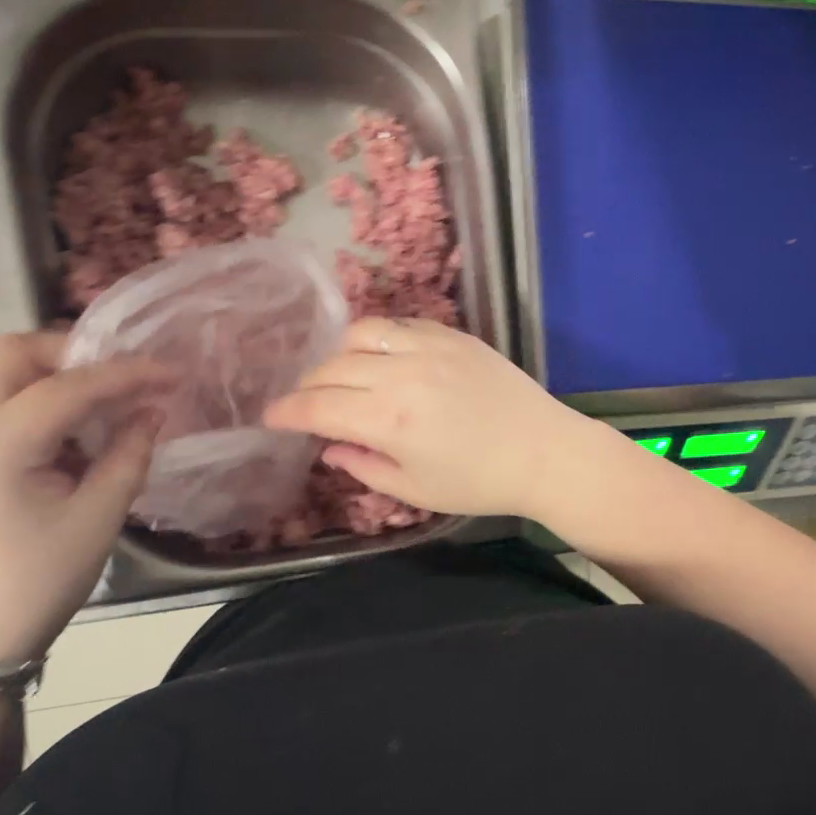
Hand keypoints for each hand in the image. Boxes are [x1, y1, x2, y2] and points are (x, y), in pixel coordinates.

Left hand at [0, 332, 172, 663]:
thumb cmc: (39, 581)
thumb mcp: (97, 520)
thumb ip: (128, 456)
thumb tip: (152, 413)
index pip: (67, 386)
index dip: (126, 374)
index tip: (172, 372)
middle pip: (12, 354)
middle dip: (74, 353)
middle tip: (125, 376)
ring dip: (54, 377)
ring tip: (106, 407)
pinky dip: (37, 403)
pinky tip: (74, 437)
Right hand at [263, 317, 608, 518]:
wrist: (544, 452)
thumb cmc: (479, 483)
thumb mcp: (415, 490)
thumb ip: (364, 467)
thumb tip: (329, 448)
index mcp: (388, 421)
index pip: (317, 407)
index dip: (286, 413)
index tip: (271, 418)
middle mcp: (401, 375)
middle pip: (331, 369)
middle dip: (308, 388)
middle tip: (306, 405)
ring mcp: (428, 347)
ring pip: (359, 334)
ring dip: (338, 356)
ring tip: (340, 377)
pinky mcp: (452, 334)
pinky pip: (398, 323)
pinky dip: (377, 337)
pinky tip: (379, 357)